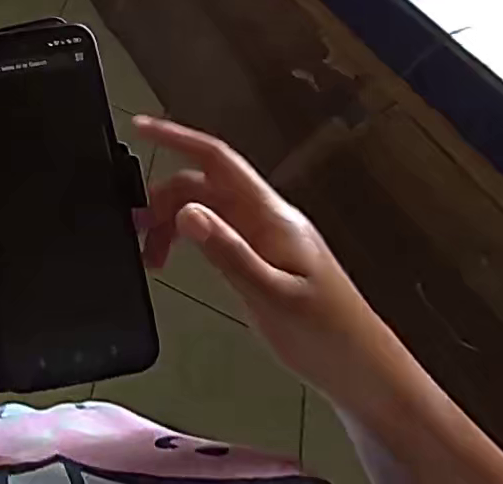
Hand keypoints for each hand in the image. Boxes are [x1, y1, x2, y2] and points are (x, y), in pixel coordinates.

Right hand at [135, 116, 371, 385]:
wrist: (366, 375)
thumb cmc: (331, 337)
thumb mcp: (273, 296)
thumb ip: (228, 252)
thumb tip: (187, 212)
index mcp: (270, 214)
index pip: (217, 159)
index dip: (177, 137)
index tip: (143, 127)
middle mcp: (262, 216)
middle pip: (201, 185)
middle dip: (163, 199)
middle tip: (136, 228)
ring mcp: (259, 235)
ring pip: (202, 209)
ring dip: (171, 224)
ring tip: (152, 255)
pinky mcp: (257, 256)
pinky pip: (211, 233)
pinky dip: (186, 240)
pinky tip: (175, 261)